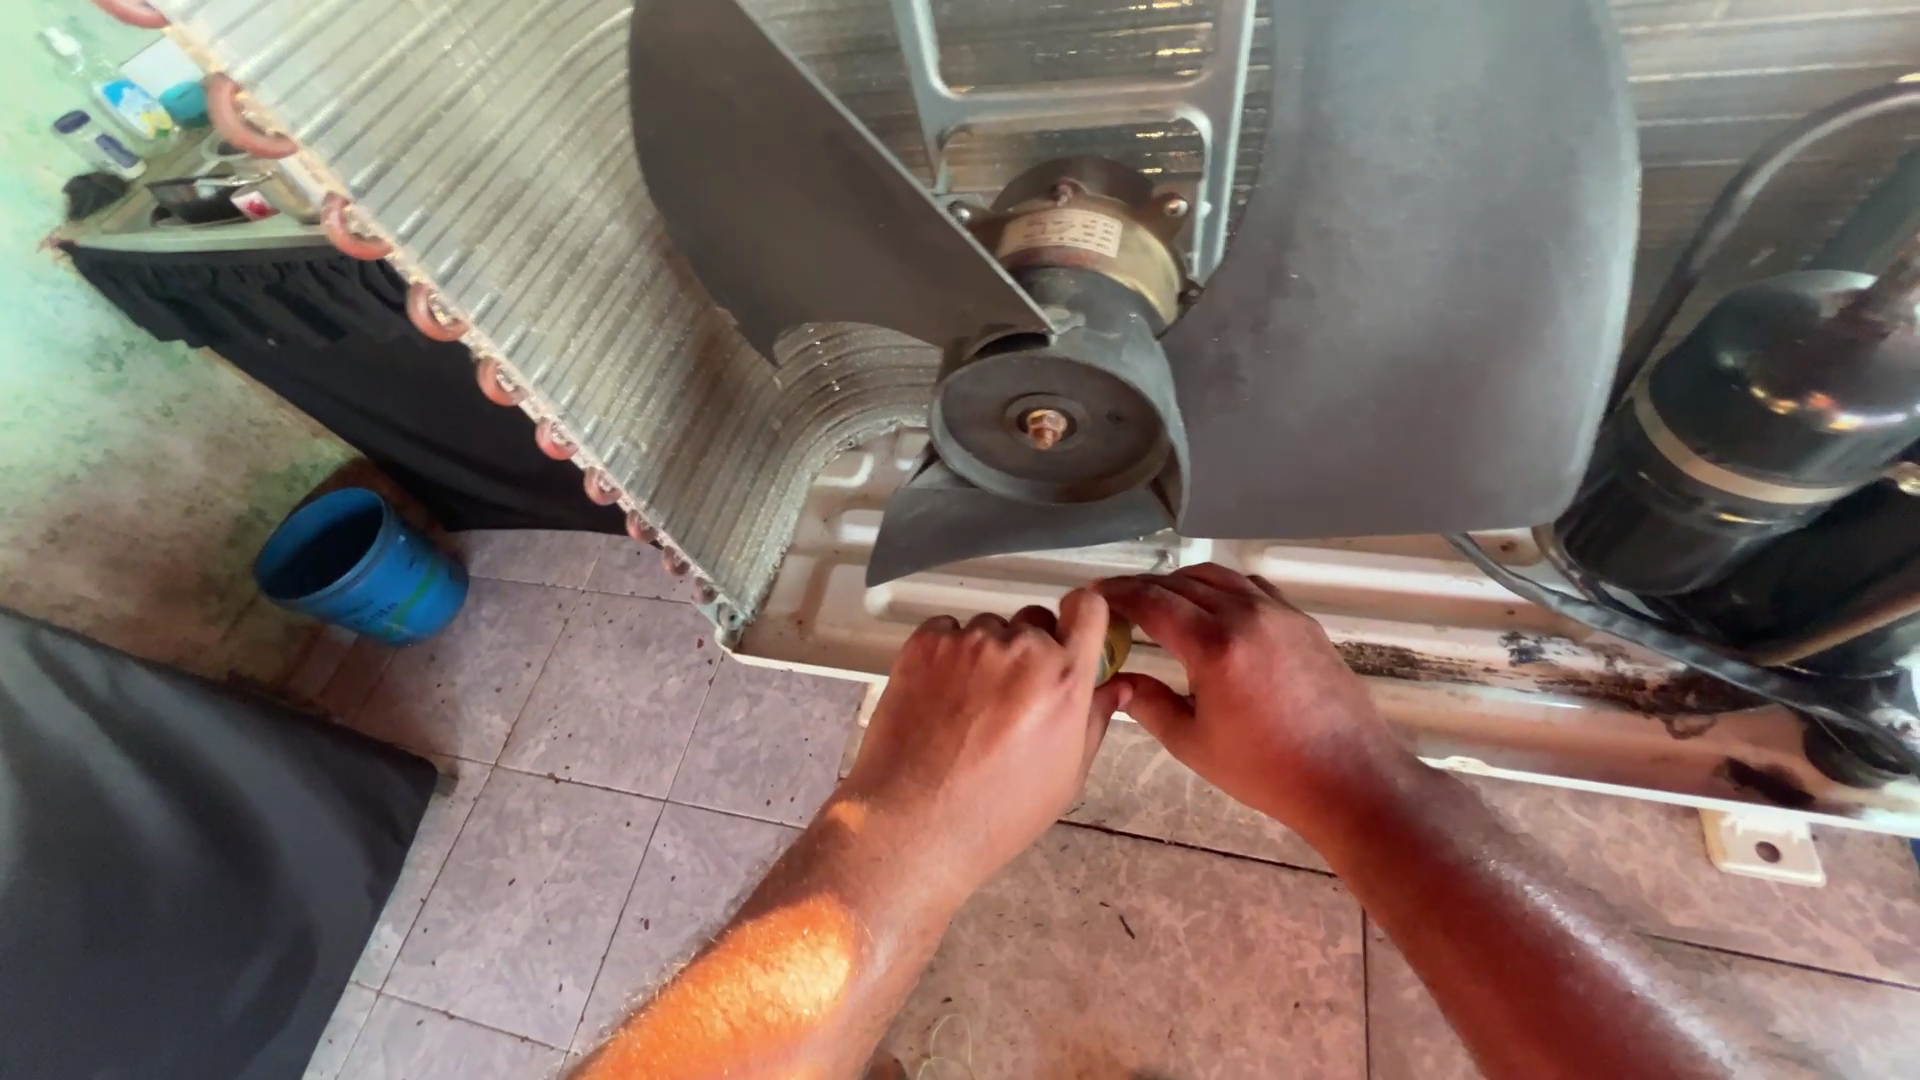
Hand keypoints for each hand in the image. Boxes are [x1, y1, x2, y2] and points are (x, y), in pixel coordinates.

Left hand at [840, 590, 1129, 903]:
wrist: (914, 823)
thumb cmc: (998, 813)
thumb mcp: (1066, 777)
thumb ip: (1094, 719)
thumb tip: (1117, 685)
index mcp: (1064, 677)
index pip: (1088, 607)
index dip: (1081, 615)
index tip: (1070, 631)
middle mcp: (1021, 648)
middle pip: (1034, 622)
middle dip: (1028, 649)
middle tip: (1008, 695)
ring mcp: (970, 641)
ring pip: (988, 629)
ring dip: (985, 654)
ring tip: (965, 705)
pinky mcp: (926, 643)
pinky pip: (946, 631)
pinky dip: (946, 653)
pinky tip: (938, 697)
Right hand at [1096, 564, 1421, 836]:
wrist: (1350, 779)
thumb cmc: (1266, 770)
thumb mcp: (1192, 744)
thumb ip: (1147, 703)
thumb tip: (1115, 678)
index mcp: (1214, 646)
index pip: (1152, 601)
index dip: (1116, 594)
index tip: (1092, 595)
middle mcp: (1246, 615)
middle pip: (1180, 582)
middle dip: (1142, 587)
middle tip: (1116, 602)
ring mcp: (1279, 612)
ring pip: (1216, 576)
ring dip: (1179, 583)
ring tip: (1158, 601)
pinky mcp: (1301, 620)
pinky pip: (1250, 586)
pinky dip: (1219, 587)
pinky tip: (1211, 609)